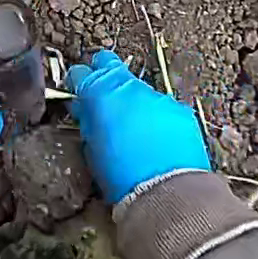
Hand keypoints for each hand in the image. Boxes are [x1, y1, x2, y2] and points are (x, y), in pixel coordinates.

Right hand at [67, 49, 210, 203]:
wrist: (166, 192)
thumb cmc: (121, 177)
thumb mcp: (92, 148)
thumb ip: (88, 120)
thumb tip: (85, 109)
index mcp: (101, 94)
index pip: (81, 72)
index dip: (78, 80)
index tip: (79, 88)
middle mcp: (129, 87)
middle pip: (111, 66)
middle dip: (104, 75)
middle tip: (103, 95)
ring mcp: (156, 96)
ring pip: (138, 90)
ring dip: (133, 103)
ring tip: (134, 130)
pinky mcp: (178, 109)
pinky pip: (162, 107)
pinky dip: (156, 117)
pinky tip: (156, 139)